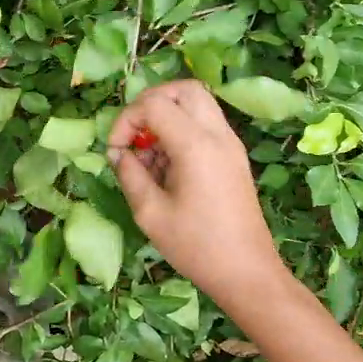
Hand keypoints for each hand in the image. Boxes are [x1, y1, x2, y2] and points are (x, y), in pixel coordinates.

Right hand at [107, 80, 290, 302]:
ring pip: (197, 103)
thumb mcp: (149, 212)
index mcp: (196, 146)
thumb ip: (129, 174)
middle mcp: (218, 135)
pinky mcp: (233, 157)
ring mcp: (230, 145)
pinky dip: (181, 131)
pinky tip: (167, 166)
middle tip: (134, 134)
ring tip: (149, 155)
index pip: (154, 104)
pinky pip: (205, 124)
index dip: (126, 120)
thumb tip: (119, 154)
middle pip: (183, 89)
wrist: (247, 272)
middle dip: (150, 103)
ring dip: (167, 117)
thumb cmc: (195, 246)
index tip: (116, 151)